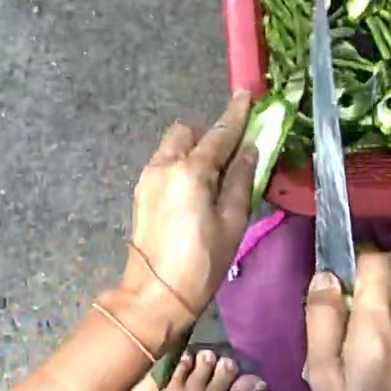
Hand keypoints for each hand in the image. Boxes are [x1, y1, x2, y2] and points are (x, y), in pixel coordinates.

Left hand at [116, 92, 256, 346]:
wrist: (155, 295)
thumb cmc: (202, 261)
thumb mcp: (232, 221)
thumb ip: (240, 179)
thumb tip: (249, 150)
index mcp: (191, 170)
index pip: (219, 134)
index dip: (236, 115)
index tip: (246, 95)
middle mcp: (165, 164)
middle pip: (188, 132)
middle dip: (209, 134)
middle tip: (231, 154)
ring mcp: (148, 177)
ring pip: (173, 146)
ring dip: (194, 149)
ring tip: (213, 176)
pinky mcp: (141, 192)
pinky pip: (165, 163)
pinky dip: (182, 164)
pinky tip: (195, 189)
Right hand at [304, 253, 390, 390]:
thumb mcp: (323, 384)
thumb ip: (322, 324)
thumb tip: (326, 274)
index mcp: (380, 329)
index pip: (377, 261)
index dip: (354, 262)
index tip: (333, 286)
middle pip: (378, 297)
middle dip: (352, 315)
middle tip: (333, 360)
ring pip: (388, 323)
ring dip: (368, 340)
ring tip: (353, 386)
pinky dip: (384, 356)